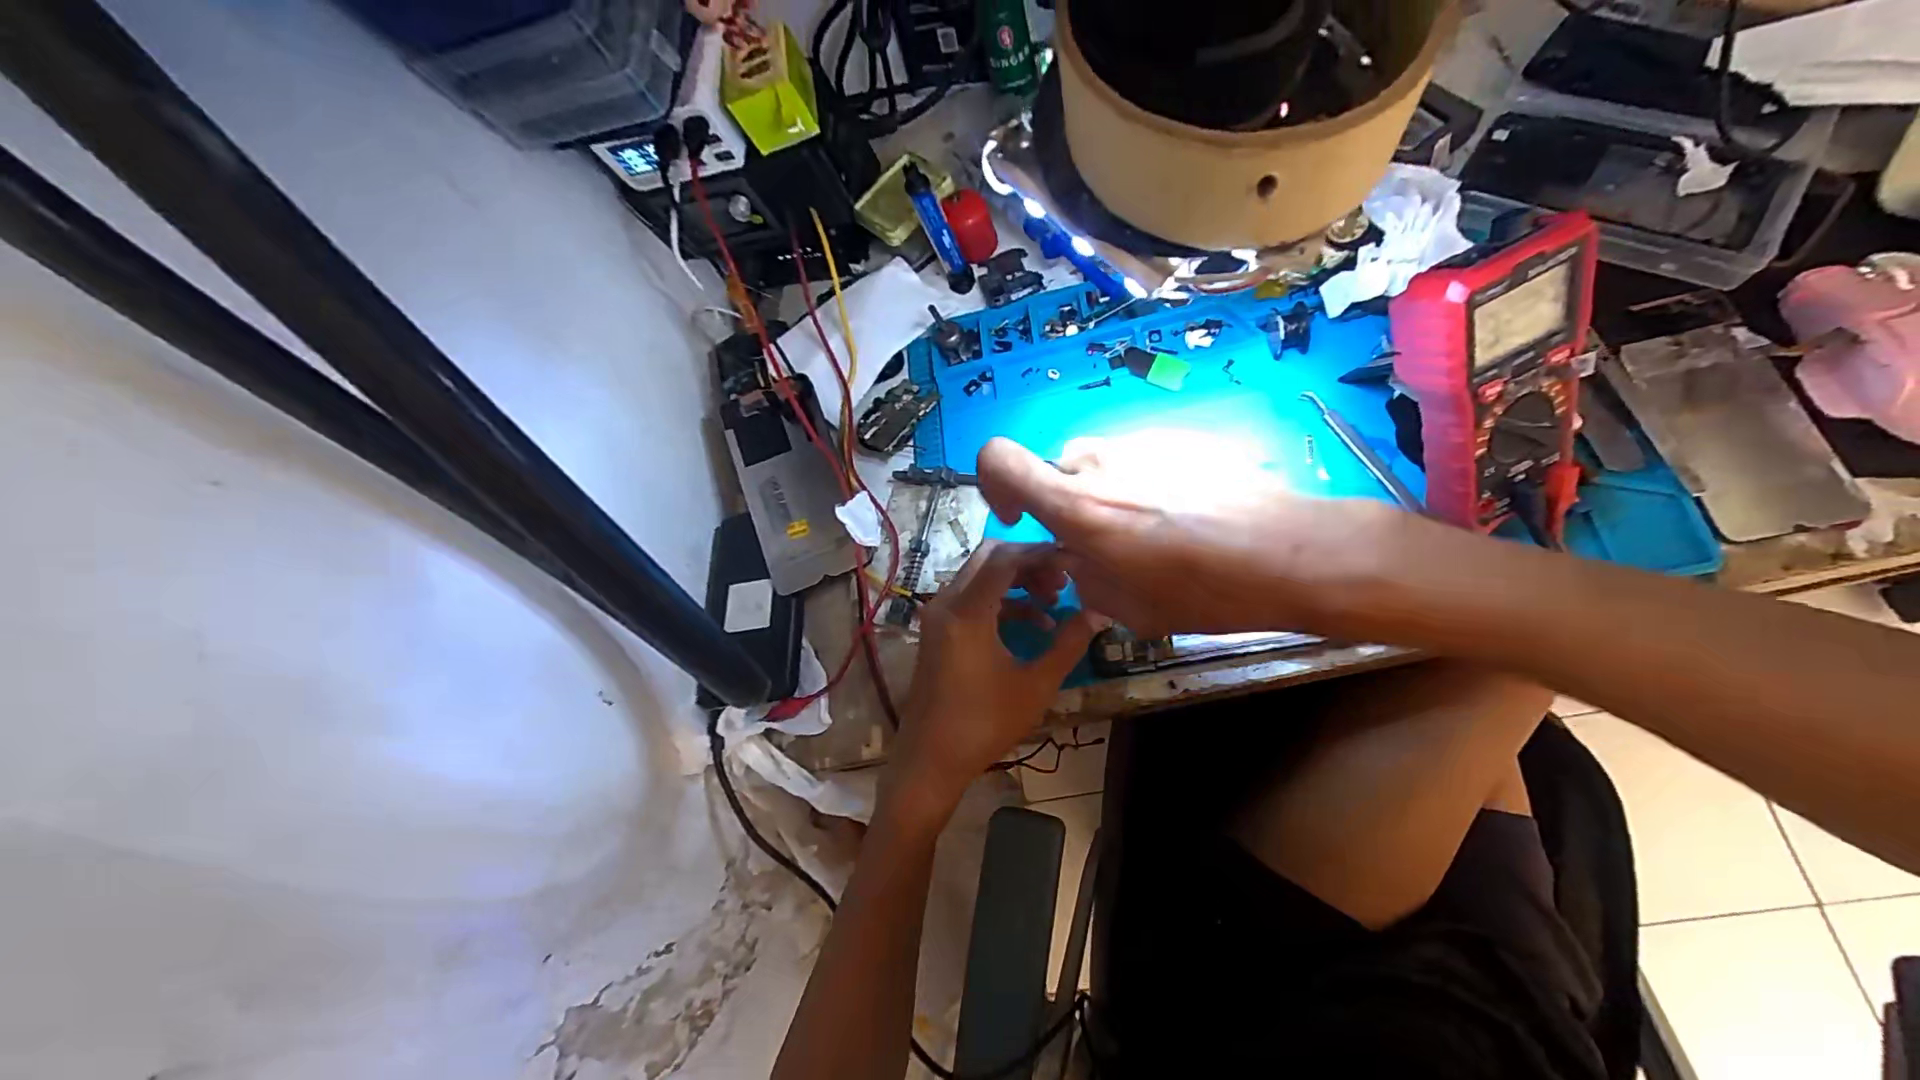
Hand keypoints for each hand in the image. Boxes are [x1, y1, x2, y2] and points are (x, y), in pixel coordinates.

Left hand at [883, 541, 1103, 816]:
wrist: (930, 758)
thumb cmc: (985, 724)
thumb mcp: (1036, 685)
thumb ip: (1068, 644)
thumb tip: (1099, 613)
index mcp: (968, 610)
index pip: (1006, 557)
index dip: (1043, 553)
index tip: (1074, 562)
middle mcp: (946, 602)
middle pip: (990, 558)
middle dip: (1030, 562)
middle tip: (1064, 581)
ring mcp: (938, 616)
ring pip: (980, 577)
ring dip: (1017, 582)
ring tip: (1054, 601)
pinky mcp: (938, 630)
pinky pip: (972, 598)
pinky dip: (1002, 603)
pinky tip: (1034, 625)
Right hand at [977, 434, 1423, 639]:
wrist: (1292, 552)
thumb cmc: (1205, 591)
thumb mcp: (1128, 608)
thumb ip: (1083, 577)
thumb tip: (1077, 561)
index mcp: (1078, 505)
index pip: (998, 458)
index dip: (993, 483)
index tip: (1019, 515)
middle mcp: (1100, 462)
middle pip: (1055, 470)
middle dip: (1065, 504)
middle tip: (1100, 542)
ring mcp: (1142, 443)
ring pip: (1099, 464)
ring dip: (1107, 494)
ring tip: (1153, 531)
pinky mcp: (1178, 437)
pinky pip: (1138, 457)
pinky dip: (1143, 483)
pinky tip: (1186, 514)